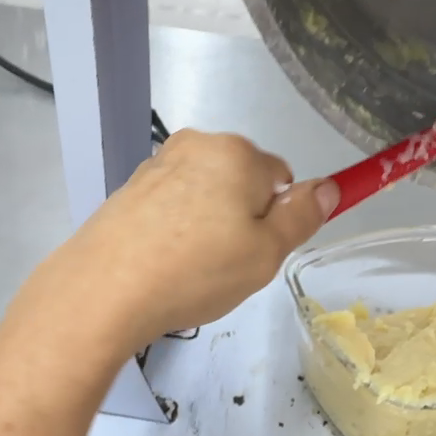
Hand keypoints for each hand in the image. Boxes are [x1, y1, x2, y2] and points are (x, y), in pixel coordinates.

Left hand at [27, 130, 338, 352]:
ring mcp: (159, 166)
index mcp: (238, 153)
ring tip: (193, 273)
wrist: (107, 289)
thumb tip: (328, 187)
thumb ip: (300, 218)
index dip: (279, 220)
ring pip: (205, 198)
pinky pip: (173, 210)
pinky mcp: (131, 191)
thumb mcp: (265, 254)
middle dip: (242, 222)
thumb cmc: (197, 272)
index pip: (281, 177)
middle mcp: (197, 145)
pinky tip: (167, 268)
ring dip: (209, 229)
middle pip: (241, 184)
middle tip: (229, 268)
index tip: (261, 255)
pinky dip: (177, 234)